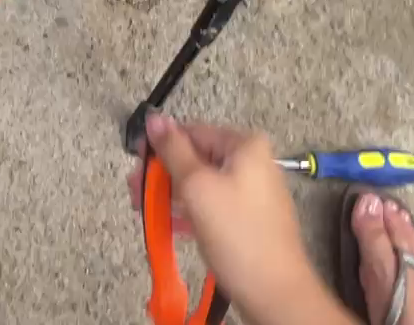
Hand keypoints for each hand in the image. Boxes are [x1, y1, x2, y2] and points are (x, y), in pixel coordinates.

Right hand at [130, 115, 335, 324]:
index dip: (161, 148)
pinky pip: (214, 204)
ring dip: (173, 195)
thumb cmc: (237, 234)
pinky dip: (192, 211)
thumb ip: (172, 149)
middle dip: (165, 175)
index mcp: (245, 145)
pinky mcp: (251, 219)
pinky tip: (172, 224)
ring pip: (203, 183)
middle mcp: (253, 162)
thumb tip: (154, 117)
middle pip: (196, 157)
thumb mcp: (196, 186)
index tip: (137, 166)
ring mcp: (254, 192)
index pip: (191, 132)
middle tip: (137, 192)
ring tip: (149, 210)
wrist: (276, 296)